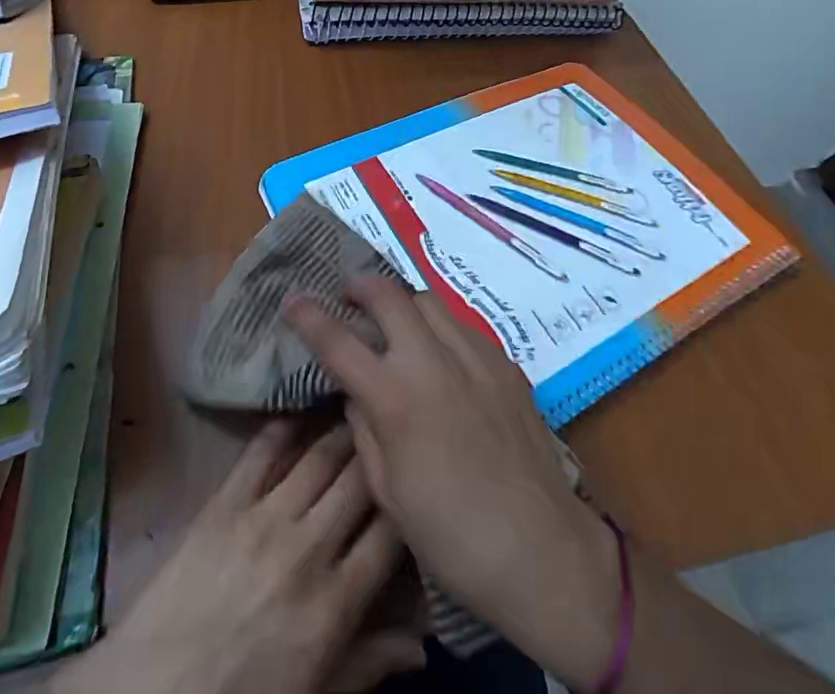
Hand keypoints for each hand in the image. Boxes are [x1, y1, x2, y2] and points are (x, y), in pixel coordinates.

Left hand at [47, 421, 419, 693]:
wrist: (156, 689)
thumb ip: (369, 663)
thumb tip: (421, 643)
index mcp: (336, 602)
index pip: (390, 535)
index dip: (408, 503)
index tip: (415, 484)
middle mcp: (306, 549)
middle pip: (358, 484)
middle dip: (378, 455)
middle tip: (390, 432)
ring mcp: (261, 520)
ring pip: (316, 460)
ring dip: (339, 435)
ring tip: (354, 413)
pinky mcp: (221, 505)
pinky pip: (257, 455)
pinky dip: (280, 430)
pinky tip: (295, 416)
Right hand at [283, 277, 620, 688]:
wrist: (542, 549)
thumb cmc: (450, 533)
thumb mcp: (385, 489)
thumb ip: (364, 428)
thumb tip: (357, 394)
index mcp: (395, 398)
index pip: (338, 340)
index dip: (308, 315)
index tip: (292, 299)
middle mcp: (433, 363)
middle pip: (390, 296)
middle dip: (361, 285)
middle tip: (348, 294)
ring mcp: (476, 359)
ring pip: (430, 302)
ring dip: (402, 303)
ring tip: (393, 321)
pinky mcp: (508, 367)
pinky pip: (464, 328)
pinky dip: (440, 327)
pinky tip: (439, 354)